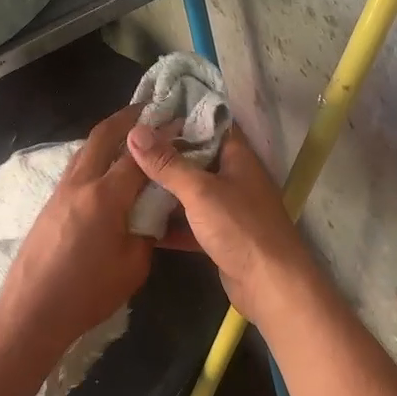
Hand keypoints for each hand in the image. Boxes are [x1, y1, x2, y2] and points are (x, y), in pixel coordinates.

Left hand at [0, 106, 154, 351]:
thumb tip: (153, 210)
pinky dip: (95, 156)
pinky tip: (107, 168)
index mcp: (105, 196)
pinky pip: (77, 167)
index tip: (180, 123)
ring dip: (108, 135)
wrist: (30, 314)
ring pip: (86, 149)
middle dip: (127, 117)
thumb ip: (148, 230)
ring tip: (130, 134)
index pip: (140, 154)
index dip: (162, 136)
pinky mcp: (50, 204)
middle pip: (104, 135)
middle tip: (149, 108)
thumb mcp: (133, 265)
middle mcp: (81, 183)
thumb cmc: (87, 293)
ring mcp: (60, 192)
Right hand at [127, 122, 317, 325]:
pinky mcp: (220, 235)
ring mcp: (227, 207)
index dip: (181, 114)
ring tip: (125, 178)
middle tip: (127, 145)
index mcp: (237, 155)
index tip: (148, 111)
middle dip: (165, 153)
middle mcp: (234, 176)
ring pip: (191, 191)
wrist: (271, 285)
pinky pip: (190, 221)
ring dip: (164, 188)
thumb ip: (167, 163)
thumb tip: (135, 131)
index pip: (209, 123)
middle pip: (196, 157)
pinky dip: (170, 222)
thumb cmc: (240, 227)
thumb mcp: (200, 191)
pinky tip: (139, 220)